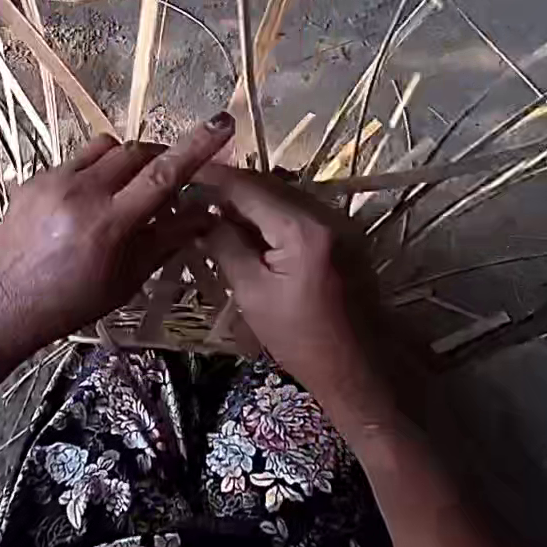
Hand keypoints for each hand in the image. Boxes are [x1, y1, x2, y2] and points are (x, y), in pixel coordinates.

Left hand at [0, 113, 236, 358]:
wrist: (2, 303)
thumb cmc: (71, 302)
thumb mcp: (126, 280)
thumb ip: (166, 240)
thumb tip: (205, 212)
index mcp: (108, 225)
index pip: (162, 176)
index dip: (196, 147)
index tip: (222, 123)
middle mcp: (80, 193)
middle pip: (136, 152)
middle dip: (159, 157)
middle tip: (168, 179)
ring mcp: (53, 180)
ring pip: (106, 147)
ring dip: (126, 160)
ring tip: (126, 188)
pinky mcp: (35, 177)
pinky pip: (77, 159)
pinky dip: (95, 170)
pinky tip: (88, 199)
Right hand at [197, 166, 391, 416]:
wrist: (361, 370)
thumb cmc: (302, 340)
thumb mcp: (253, 294)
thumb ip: (225, 246)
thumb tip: (201, 216)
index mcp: (302, 230)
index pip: (249, 187)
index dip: (214, 178)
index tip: (185, 176)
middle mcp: (327, 214)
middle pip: (269, 184)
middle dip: (231, 189)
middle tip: (196, 199)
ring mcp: (341, 221)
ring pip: (285, 194)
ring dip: (252, 200)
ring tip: (218, 215)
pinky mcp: (346, 232)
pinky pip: (301, 209)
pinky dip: (273, 212)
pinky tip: (252, 230)